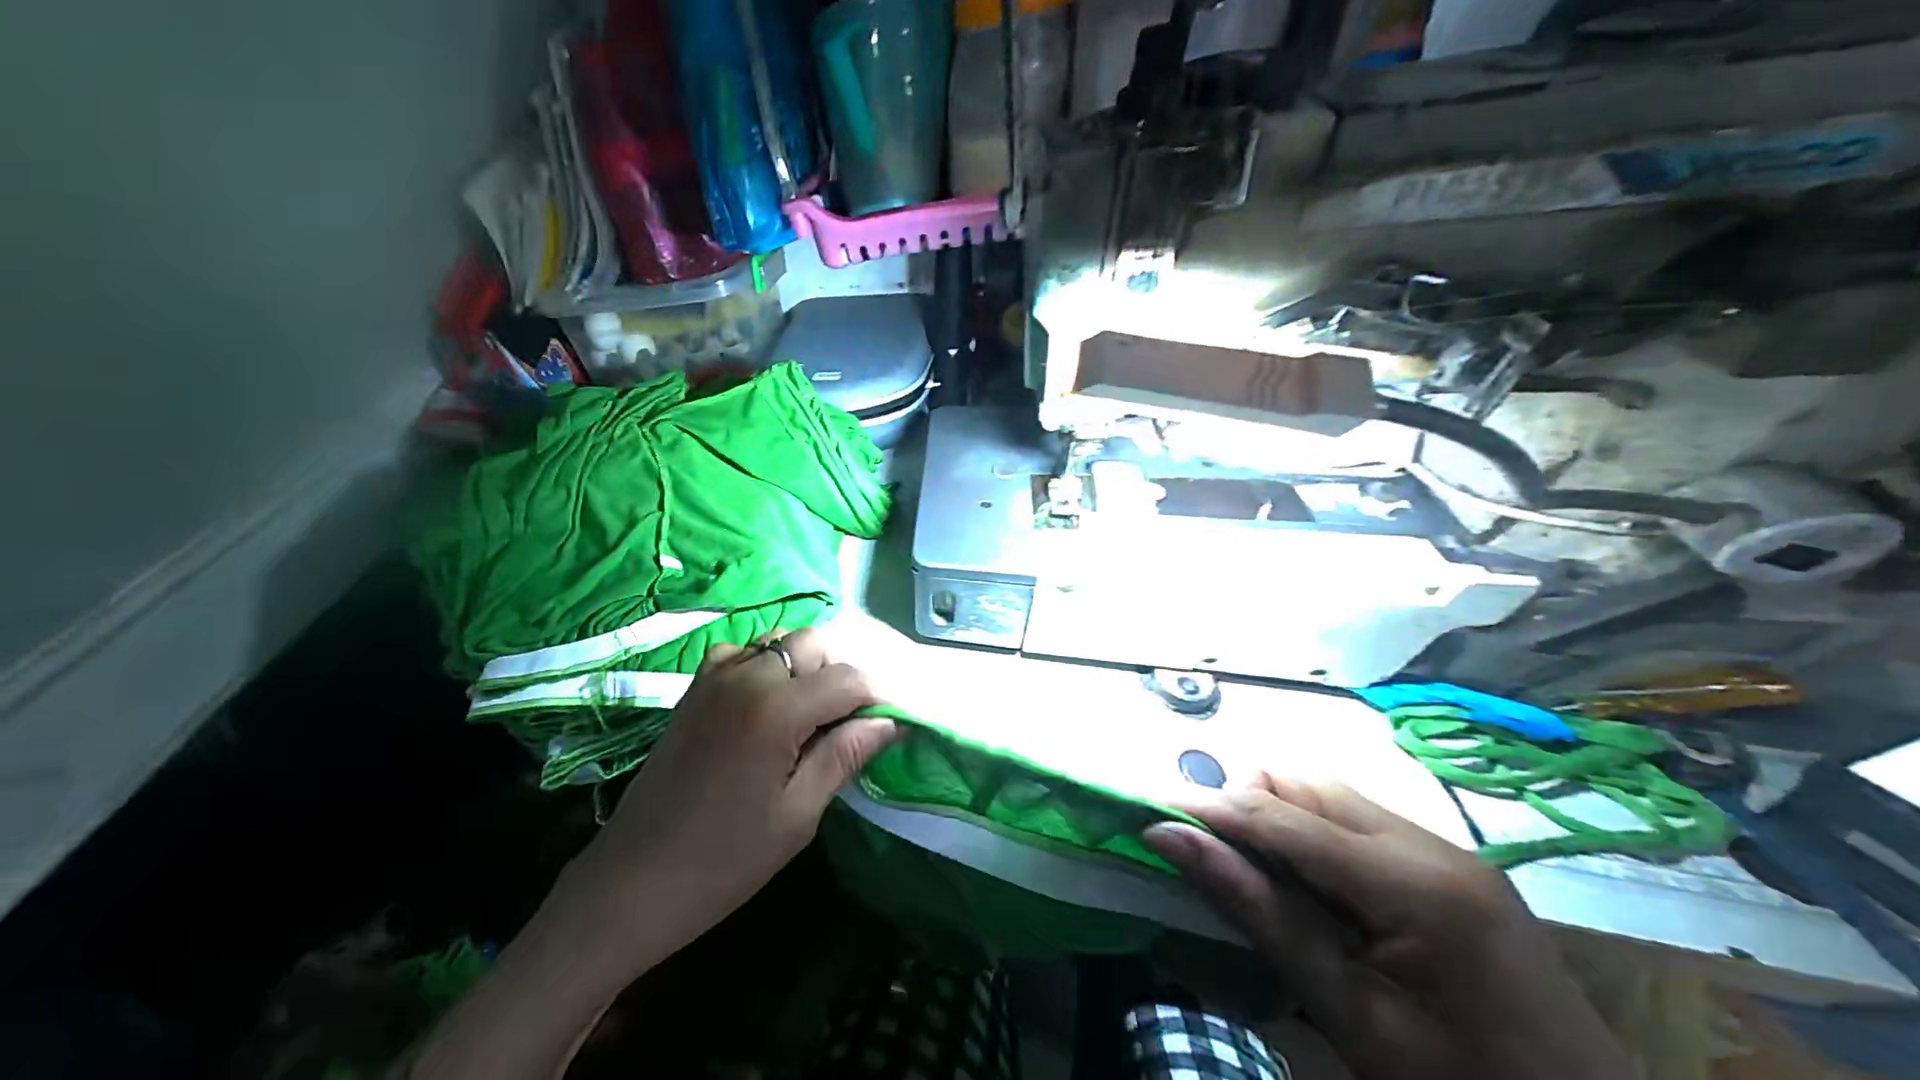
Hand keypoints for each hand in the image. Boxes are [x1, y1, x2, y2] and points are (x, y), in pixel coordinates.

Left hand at [572, 629, 899, 953]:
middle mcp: (745, 676)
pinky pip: (741, 653)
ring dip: (803, 667)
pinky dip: (763, 666)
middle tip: (843, 724)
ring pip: (778, 641)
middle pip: (813, 644)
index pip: (848, 678)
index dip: (874, 699)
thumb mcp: (798, 814)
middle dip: (839, 675)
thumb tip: (889, 722)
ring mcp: (713, 678)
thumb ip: (844, 755)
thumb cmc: (724, 860)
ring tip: (807, 716)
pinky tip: (764, 706)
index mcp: (776, 708)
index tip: (882, 727)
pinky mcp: (693, 690)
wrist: (633, 882)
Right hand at [1144, 775, 1637, 1079]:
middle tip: (1210, 854)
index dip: (1214, 809)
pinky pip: (1363, 822)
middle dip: (1248, 804)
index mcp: (1415, 885)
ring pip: (1334, 795)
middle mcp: (1434, 844)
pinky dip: (1317, 835)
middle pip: (1309, 783)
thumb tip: (1172, 839)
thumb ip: (1259, 915)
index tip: (1155, 815)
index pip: (1284, 815)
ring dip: (1280, 817)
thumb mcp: (1348, 1014)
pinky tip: (1310, 886)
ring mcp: (1452, 850)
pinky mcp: (1456, 865)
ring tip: (1254, 872)